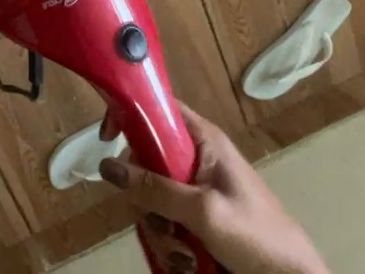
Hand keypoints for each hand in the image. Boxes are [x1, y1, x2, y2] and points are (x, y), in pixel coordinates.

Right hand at [100, 104, 327, 273]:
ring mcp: (196, 191)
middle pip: (145, 160)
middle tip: (159, 219)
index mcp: (203, 139)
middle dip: (145, 195)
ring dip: (159, 227)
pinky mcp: (198, 220)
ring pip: (152, 197)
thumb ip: (155, 189)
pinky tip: (188, 262)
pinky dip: (169, 242)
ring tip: (185, 254)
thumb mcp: (204, 212)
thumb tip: (105, 165)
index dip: (129, 113)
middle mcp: (196, 159)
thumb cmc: (259, 237)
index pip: (157, 107)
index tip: (106, 138)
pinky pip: (165, 221)